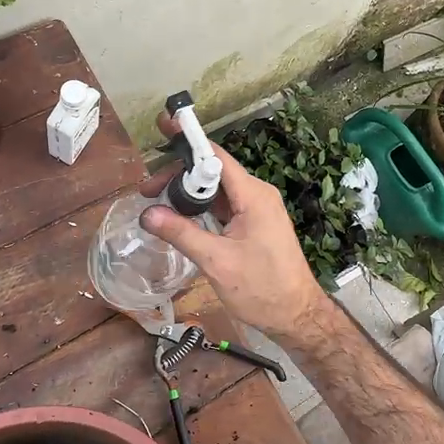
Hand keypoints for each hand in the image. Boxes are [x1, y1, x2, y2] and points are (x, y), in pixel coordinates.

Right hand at [137, 112, 325, 336]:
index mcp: (253, 194)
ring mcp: (258, 208)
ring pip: (217, 189)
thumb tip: (147, 214)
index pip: (216, 156)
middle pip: (213, 171)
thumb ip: (182, 233)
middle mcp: (257, 193)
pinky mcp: (255, 223)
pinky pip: (224, 205)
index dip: (188, 141)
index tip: (164, 127)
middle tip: (147, 192)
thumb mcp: (216, 261)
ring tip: (157, 205)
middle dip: (179, 176)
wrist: (297, 316)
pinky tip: (180, 218)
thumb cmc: (262, 289)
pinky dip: (201, 208)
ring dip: (188, 194)